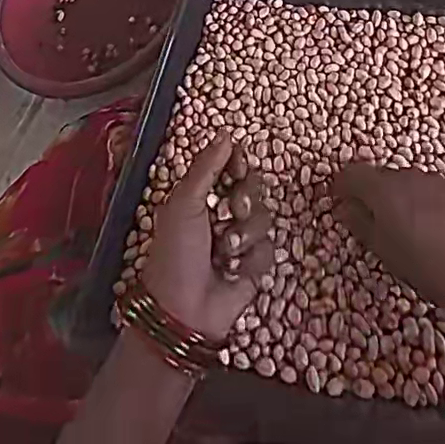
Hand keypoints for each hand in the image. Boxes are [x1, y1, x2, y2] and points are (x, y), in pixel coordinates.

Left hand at [146, 136, 272, 337]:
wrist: (183, 311)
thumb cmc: (176, 251)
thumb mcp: (185, 202)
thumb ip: (207, 166)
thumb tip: (226, 133)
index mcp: (202, 192)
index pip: (231, 163)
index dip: (238, 164)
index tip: (236, 170)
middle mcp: (222, 210)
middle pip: (252, 185)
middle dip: (243, 199)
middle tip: (231, 211)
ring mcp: (240, 237)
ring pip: (263, 216)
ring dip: (244, 234)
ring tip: (224, 251)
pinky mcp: (255, 264)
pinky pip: (269, 247)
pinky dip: (251, 259)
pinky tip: (233, 270)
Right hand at [331, 164, 444, 325]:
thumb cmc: (426, 266)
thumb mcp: (384, 250)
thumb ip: (359, 223)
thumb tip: (343, 208)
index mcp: (382, 188)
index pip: (350, 174)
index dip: (339, 186)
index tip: (335, 202)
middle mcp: (404, 175)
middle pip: (374, 175)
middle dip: (364, 192)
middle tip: (362, 217)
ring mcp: (429, 180)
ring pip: (398, 181)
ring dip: (389, 195)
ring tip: (392, 225)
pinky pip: (418, 187)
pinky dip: (410, 199)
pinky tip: (418, 225)